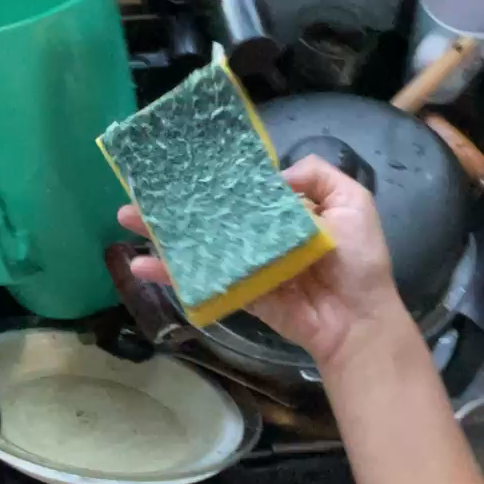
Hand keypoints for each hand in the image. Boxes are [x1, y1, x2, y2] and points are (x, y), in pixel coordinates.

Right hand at [118, 154, 403, 366]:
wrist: (357, 317)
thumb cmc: (357, 259)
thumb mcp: (351, 201)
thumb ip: (317, 176)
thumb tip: (274, 175)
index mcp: (282, 212)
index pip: (239, 190)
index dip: (210, 178)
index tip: (179, 166)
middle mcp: (257, 235)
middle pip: (207, 215)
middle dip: (171, 204)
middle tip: (136, 193)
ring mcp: (243, 265)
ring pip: (196, 246)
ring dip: (160, 235)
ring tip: (126, 220)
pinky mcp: (236, 292)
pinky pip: (200, 281)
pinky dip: (171, 275)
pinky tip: (142, 266)